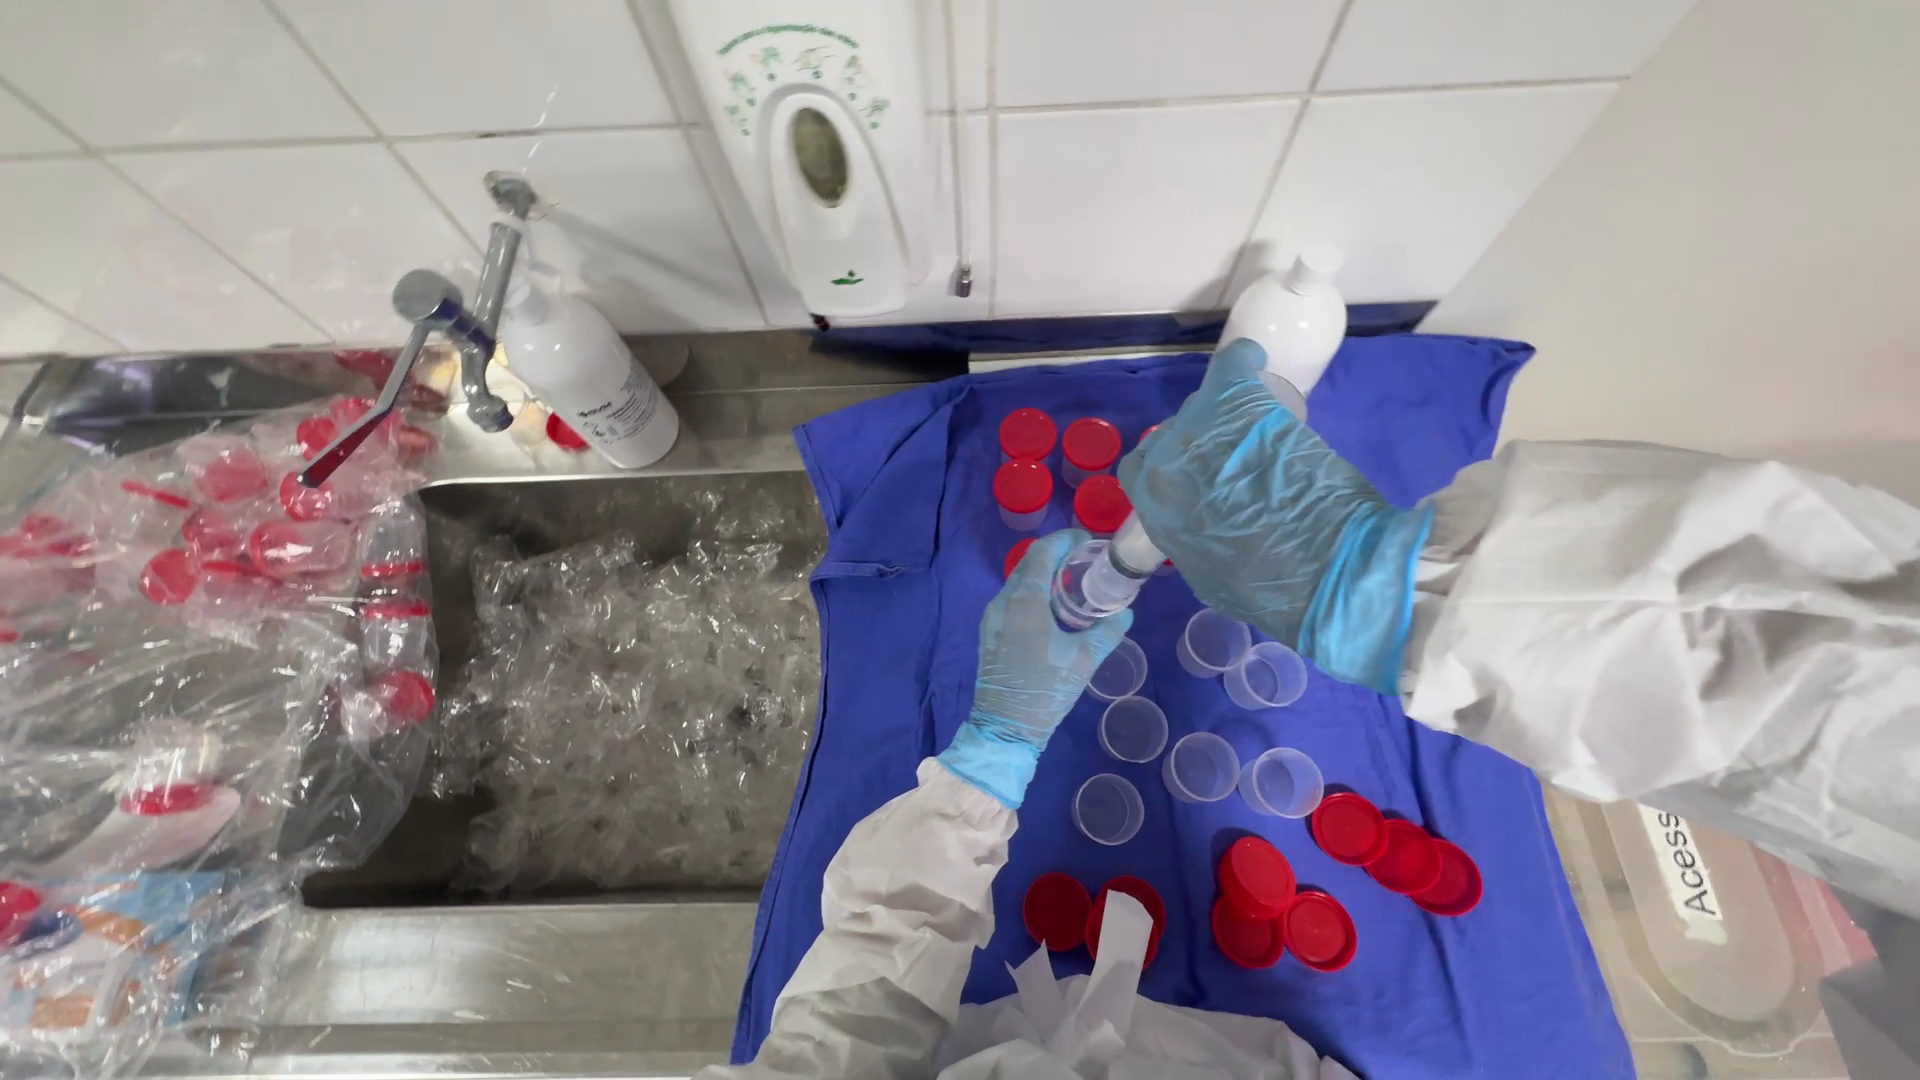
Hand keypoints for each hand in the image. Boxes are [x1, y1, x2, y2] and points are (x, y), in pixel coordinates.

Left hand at [938, 530, 1133, 807]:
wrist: (1005, 727)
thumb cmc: (1045, 690)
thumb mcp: (1084, 660)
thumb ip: (1107, 631)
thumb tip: (1125, 613)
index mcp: (1024, 600)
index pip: (1042, 553)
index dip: (1064, 540)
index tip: (1086, 540)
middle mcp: (1002, 601)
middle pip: (1028, 563)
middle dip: (1055, 554)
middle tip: (1084, 559)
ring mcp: (991, 616)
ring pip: (1018, 581)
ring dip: (1043, 574)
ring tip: (1072, 580)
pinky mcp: (989, 630)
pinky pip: (1011, 598)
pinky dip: (1032, 591)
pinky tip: (1052, 605)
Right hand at [1118, 339, 1432, 692]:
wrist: (1327, 573)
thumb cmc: (1269, 590)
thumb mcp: (1206, 574)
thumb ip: (1189, 538)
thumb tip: (1200, 523)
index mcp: (1153, 508)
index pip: (1140, 468)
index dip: (1167, 467)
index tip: (1194, 473)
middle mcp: (1166, 462)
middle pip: (1173, 434)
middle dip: (1198, 442)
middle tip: (1234, 456)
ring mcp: (1201, 429)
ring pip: (1205, 406)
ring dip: (1225, 416)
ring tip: (1259, 431)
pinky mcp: (1240, 404)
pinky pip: (1233, 366)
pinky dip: (1242, 365)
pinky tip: (1255, 369)